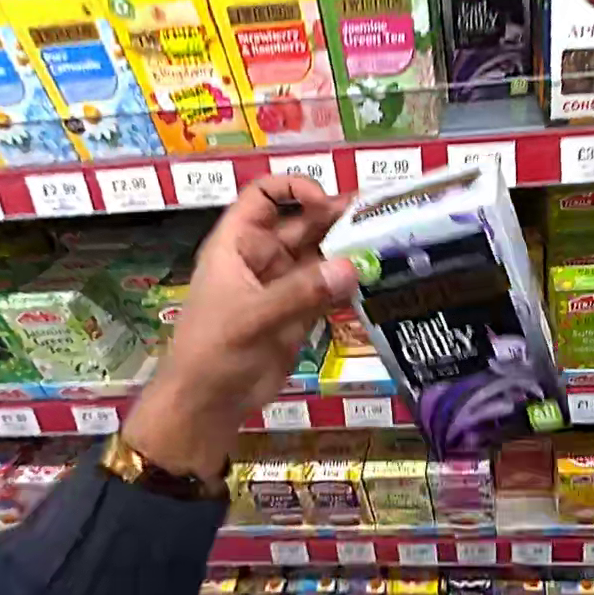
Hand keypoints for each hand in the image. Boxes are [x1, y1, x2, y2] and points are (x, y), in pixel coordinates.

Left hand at [119, 174, 356, 484]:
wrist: (208, 406)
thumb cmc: (213, 352)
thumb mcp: (251, 317)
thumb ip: (301, 292)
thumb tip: (351, 267)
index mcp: (238, 244)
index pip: (262, 197)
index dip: (292, 188)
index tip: (324, 201)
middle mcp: (263, 257)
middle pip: (301, 222)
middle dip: (335, 216)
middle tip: (377, 216)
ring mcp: (285, 284)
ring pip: (321, 254)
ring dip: (348, 248)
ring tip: (385, 242)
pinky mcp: (302, 311)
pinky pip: (330, 287)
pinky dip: (351, 281)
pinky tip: (377, 276)